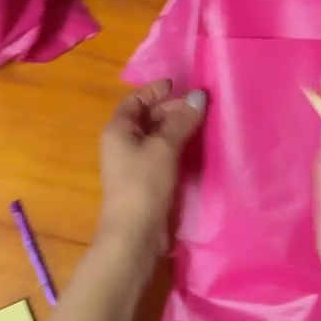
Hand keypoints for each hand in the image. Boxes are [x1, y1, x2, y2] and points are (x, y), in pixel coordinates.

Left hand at [98, 79, 206, 247]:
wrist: (135, 234)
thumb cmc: (144, 184)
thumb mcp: (164, 148)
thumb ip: (181, 121)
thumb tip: (198, 95)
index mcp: (118, 130)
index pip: (134, 100)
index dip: (155, 91)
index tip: (179, 86)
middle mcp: (122, 144)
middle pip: (146, 117)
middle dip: (170, 110)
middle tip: (199, 107)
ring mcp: (133, 164)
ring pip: (155, 138)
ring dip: (177, 130)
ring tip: (203, 124)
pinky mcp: (146, 182)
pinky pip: (161, 156)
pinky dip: (177, 148)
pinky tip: (196, 149)